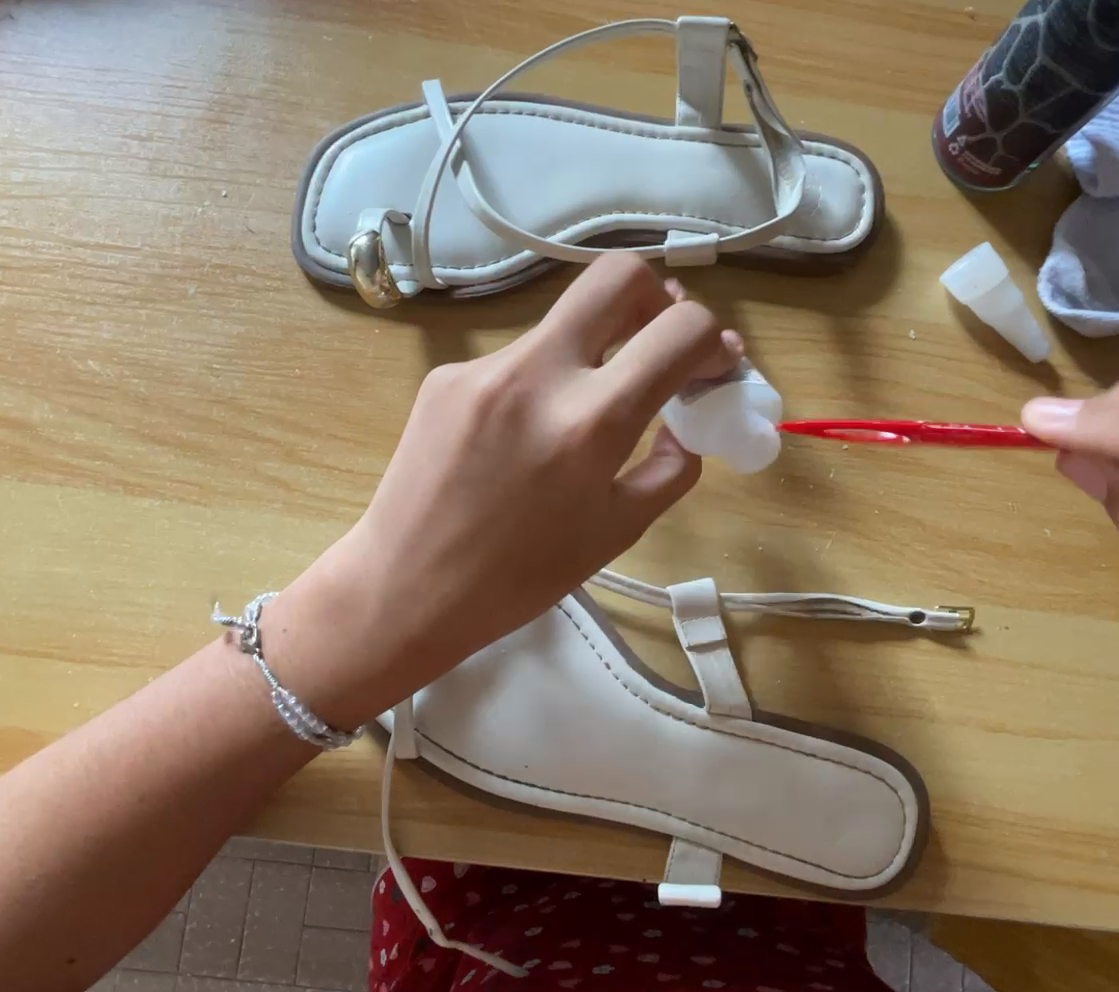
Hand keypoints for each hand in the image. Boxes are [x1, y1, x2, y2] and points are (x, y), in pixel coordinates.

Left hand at [266, 253, 740, 726]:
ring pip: (561, 325)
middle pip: (617, 276)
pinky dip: (540, 384)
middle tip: (657, 348)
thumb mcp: (617, 531)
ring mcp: (483, 367)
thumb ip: (671, 466)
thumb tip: (687, 418)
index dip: (711, 343)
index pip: (681, 329)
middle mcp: (535, 373)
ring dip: (593, 353)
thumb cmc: (520, 578)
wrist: (407, 588)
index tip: (708, 371)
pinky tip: (521, 437)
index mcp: (589, 422)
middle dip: (656, 300)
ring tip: (581, 417)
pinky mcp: (445, 375)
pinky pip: (516, 360)